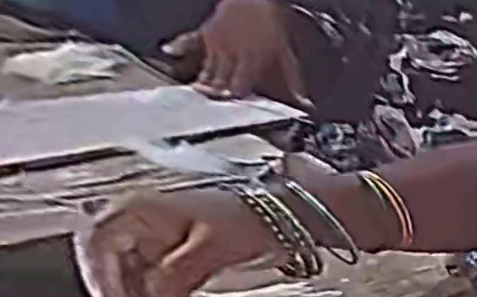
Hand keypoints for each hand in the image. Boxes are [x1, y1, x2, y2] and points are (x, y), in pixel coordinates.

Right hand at [85, 189, 282, 296]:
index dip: (103, 279)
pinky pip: (163, 276)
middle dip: (124, 294)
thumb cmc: (247, 224)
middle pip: (115, 261)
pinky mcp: (180, 253)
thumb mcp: (214, 247)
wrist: (282, 221)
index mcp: (137, 212)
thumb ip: (182, 271)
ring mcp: (159, 238)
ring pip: (139, 272)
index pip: (101, 245)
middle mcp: (139, 223)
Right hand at [163, 0, 310, 107]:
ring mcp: (215, 42)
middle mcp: (230, 54)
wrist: (252, 0)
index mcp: (250, 62)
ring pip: (207, 64)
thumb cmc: (271, 30)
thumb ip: (295, 84)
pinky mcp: (205, 33)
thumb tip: (307, 106)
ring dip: (202, 78)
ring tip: (196, 91)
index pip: (240, 84)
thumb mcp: (289, 60)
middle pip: (220, 77)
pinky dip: (179, 47)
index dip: (235, 95)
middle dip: (215, 91)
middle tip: (208, 103)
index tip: (229, 104)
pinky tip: (169, 51)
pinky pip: (190, 41)